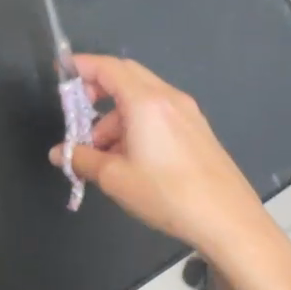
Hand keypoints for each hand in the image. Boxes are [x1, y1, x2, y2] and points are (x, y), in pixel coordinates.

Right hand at [49, 55, 275, 263]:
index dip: (81, 66)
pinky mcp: (197, 131)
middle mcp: (168, 99)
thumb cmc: (167, 194)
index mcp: (145, 102)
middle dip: (96, 88)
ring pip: (140, 97)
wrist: (230, 223)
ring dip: (115, 114)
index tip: (60, 76)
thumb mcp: (114, 178)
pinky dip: (135, 123)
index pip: (107, 67)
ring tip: (101, 151)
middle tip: (77, 111)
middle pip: (126, 75)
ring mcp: (187, 114)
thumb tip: (60, 153)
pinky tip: (129, 157)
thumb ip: (81, 159)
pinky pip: (157, 113)